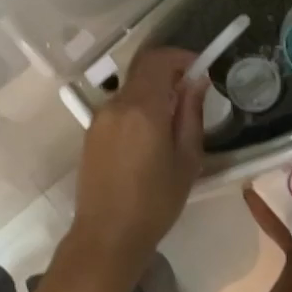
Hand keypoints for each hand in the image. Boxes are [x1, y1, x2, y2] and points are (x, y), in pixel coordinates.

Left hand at [66, 48, 207, 269]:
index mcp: (142, 108)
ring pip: (130, 91)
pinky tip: (151, 140)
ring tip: (174, 124)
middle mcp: (116, 105)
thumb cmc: (155, 202)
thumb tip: (196, 83)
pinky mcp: (91, 135)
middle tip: (191, 96)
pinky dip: (138, 111)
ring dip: (153, 95)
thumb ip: (191, 115)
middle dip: (168, 74)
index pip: (158, 59)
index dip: (180, 57)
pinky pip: (119, 110)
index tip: (200, 69)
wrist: (107, 235)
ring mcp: (99, 119)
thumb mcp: (187, 160)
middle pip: (142, 72)